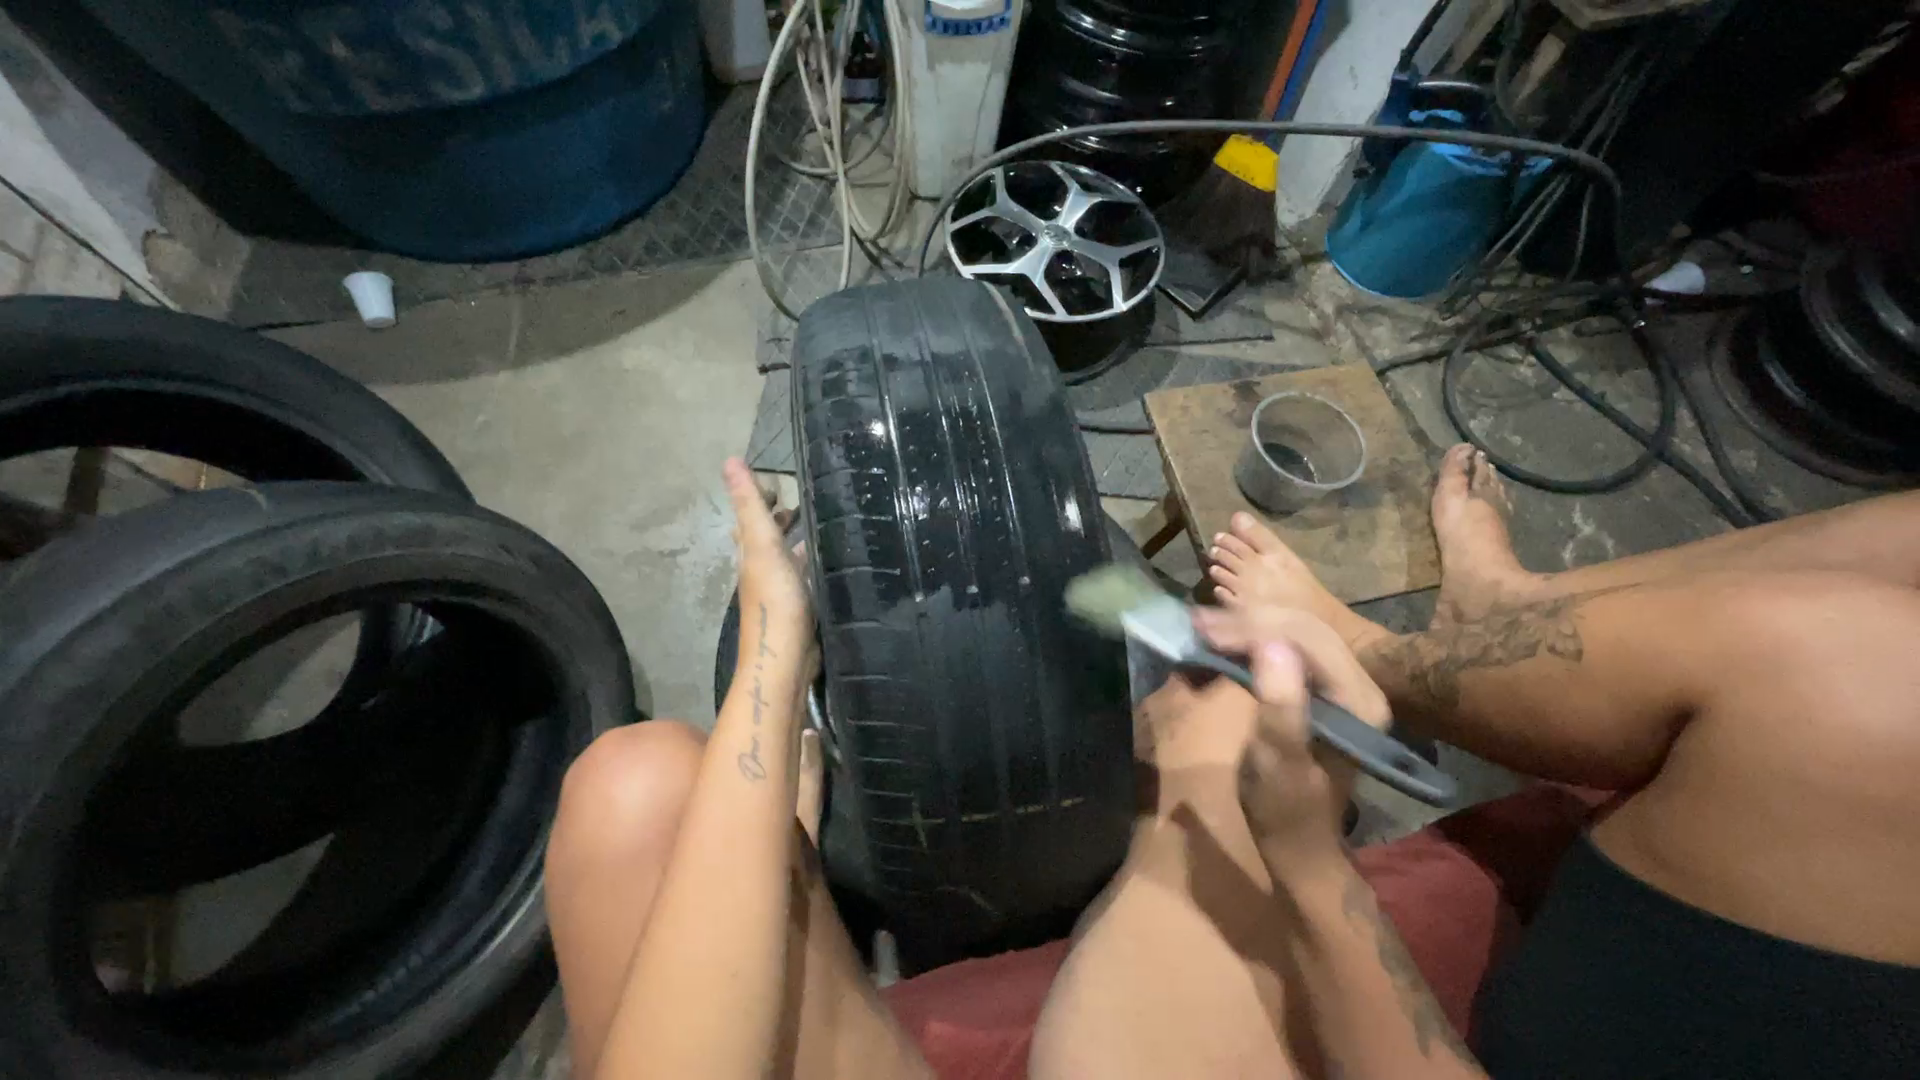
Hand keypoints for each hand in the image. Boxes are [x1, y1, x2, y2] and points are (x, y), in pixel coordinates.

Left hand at [723, 458, 813, 651]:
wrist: (786, 659)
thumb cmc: (774, 600)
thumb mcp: (762, 545)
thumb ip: (750, 506)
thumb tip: (729, 460)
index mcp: (752, 554)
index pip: (752, 518)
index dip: (760, 498)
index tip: (779, 481)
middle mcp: (764, 571)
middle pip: (770, 539)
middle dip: (783, 521)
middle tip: (808, 502)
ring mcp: (783, 593)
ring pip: (790, 560)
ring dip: (801, 543)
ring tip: (828, 529)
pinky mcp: (802, 611)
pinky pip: (807, 580)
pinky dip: (816, 567)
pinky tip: (834, 568)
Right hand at [1193, 606, 1393, 863]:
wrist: (1297, 843)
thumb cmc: (1284, 810)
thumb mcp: (1278, 762)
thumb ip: (1280, 705)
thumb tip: (1271, 647)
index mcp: (1358, 701)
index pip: (1306, 639)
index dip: (1252, 628)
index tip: (1204, 631)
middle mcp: (1360, 684)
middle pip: (1302, 627)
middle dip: (1247, 621)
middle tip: (1196, 624)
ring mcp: (1343, 684)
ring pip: (1295, 630)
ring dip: (1247, 624)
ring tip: (1202, 626)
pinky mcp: (1322, 688)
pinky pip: (1290, 645)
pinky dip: (1253, 637)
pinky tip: (1224, 637)